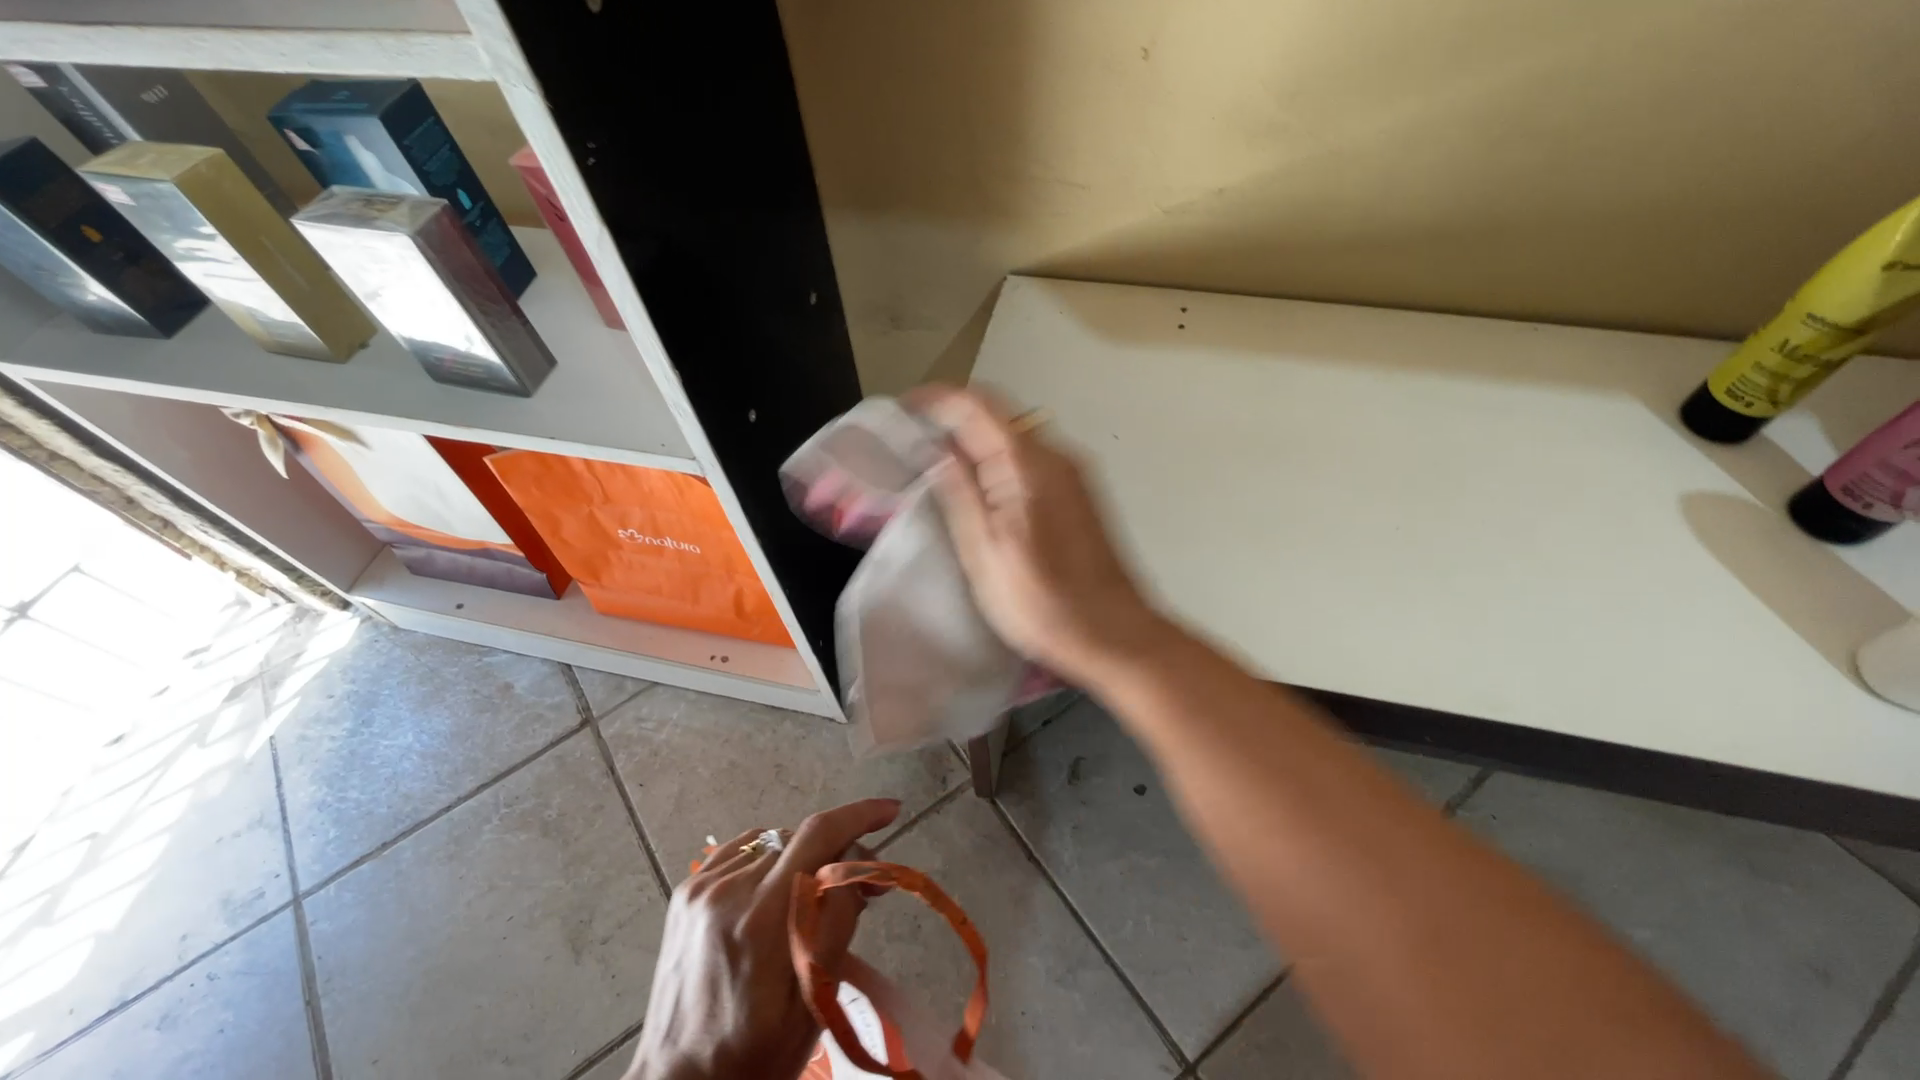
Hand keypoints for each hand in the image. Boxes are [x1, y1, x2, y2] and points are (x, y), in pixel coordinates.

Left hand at [626, 799, 901, 1079]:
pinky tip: (781, 886)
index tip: (890, 811)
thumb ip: (837, 925)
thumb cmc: (756, 1052)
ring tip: (820, 893)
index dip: (858, 816)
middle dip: (839, 850)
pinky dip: (771, 857)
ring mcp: (701, 887)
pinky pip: (742, 851)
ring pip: (772, 842)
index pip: (817, 837)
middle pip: (798, 839)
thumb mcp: (813, 999)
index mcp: (760, 919)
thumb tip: (856, 867)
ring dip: (805, 855)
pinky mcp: (686, 892)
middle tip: (866, 887)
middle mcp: (727, 890)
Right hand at [917, 385, 1168, 685]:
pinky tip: (975, 488)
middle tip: (909, 443)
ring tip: (933, 466)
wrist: (1115, 637)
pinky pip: (1027, 459)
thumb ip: (958, 490)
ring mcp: (1072, 474)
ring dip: (971, 441)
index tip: (898, 413)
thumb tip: (933, 445)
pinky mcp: (1077, 494)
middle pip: (995, 415)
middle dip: (949, 419)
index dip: (933, 400)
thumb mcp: (984, 551)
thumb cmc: (1043, 602)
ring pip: (1011, 436)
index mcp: (1029, 463)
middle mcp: (1056, 455)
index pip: (975, 405)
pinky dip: (995, 460)